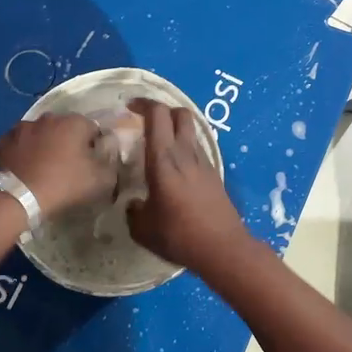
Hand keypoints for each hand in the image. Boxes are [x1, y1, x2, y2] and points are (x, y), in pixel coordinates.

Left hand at [0, 114, 117, 217]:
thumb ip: (111, 164)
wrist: (18, 197)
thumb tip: (109, 156)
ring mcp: (22, 127)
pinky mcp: (2, 140)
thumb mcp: (100, 181)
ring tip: (42, 168)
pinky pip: (19, 143)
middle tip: (66, 167)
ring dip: (43, 145)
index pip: (92, 129)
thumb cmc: (63, 184)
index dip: (93, 146)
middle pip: (64, 128)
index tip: (90, 164)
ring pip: (40, 134)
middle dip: (67, 142)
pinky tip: (23, 169)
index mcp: (75, 122)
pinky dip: (22, 152)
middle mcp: (48, 117)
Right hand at [126, 99, 250, 271]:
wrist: (222, 248)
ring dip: (174, 128)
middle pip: (180, 112)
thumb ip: (133, 211)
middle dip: (161, 109)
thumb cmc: (179, 236)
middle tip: (144, 119)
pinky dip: (184, 147)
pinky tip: (175, 166)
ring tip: (158, 144)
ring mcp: (204, 162)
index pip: (157, 114)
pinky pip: (197, 149)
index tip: (129, 107)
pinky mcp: (214, 174)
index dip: (143, 103)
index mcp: (163, 160)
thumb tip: (134, 204)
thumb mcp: (142, 229)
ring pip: (190, 130)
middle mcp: (186, 153)